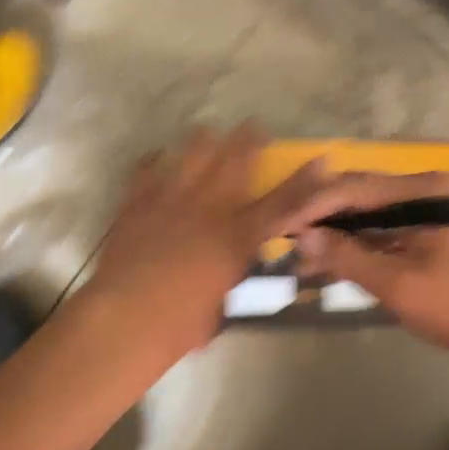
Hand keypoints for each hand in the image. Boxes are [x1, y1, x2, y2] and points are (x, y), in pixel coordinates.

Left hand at [72, 125, 326, 361]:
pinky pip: (148, 168)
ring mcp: (171, 197)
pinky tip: (159, 157)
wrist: (126, 317)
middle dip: (248, 138)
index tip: (322, 159)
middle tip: (253, 126)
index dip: (305, 181)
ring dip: (205, 141)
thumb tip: (228, 269)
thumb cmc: (180, 323)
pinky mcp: (138, 200)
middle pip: (235, 159)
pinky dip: (157, 161)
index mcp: (238, 235)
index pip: (282, 203)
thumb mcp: (221, 303)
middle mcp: (210, 206)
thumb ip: (229, 275)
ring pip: (194, 152)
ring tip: (208, 133)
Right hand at [298, 181, 448, 366]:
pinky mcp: (429, 232)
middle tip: (282, 236)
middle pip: (360, 194)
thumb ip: (348, 257)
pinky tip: (330, 260)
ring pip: (369, 213)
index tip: (278, 223)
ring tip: (299, 254)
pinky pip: (384, 229)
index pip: (355, 187)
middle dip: (321, 216)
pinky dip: (357, 244)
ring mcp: (429, 210)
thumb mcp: (397, 285)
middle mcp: (426, 191)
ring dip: (336, 232)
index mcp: (424, 193)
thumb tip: (302, 235)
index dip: (313, 205)